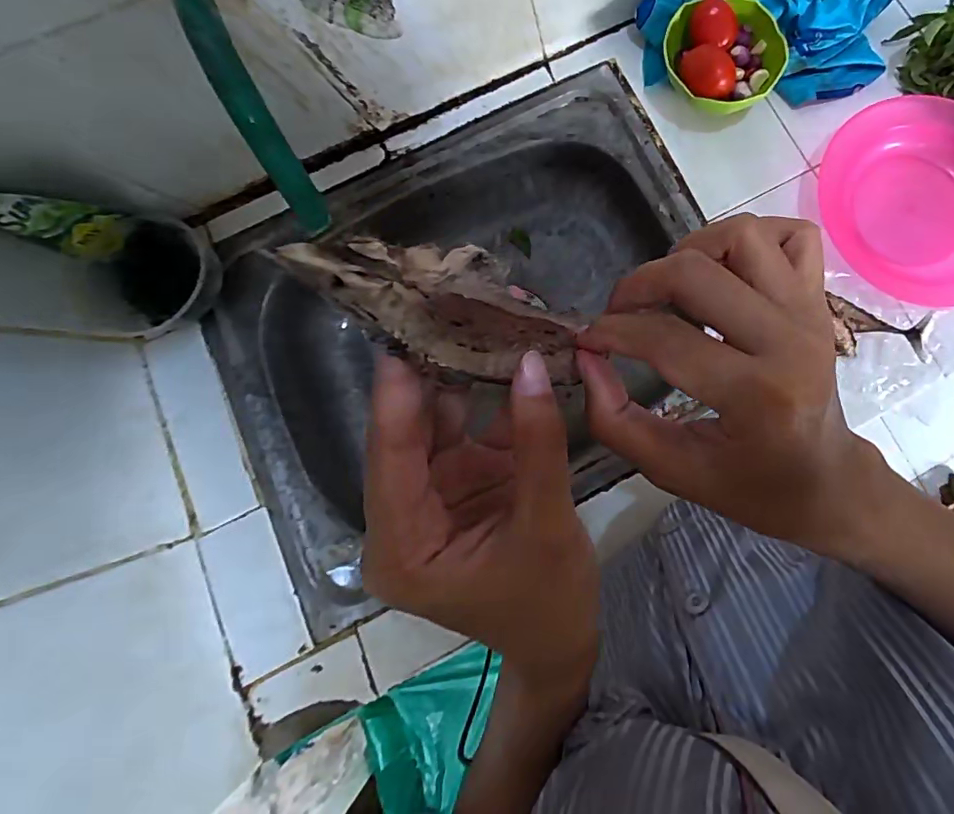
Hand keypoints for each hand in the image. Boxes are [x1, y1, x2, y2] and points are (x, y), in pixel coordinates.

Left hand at [363, 351, 598, 686]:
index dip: (396, 395)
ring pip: (432, 423)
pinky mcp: (452, 483)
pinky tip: (492, 351)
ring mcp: (426, 496)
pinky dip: (479, 395)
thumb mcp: (545, 525)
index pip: (389, 459)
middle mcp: (400, 517)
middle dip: (425, 374)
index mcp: (400, 548)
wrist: (564, 643)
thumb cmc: (549, 604)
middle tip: (438, 310)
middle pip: (405, 434)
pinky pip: (461, 430)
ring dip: (453, 374)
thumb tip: (529, 362)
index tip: (401, 336)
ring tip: (466, 318)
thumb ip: (537, 443)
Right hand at [575, 215, 888, 554]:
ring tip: (671, 290)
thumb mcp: (671, 470)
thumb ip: (614, 419)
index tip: (587, 340)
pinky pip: (790, 233)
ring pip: (741, 236)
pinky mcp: (819, 297)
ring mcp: (809, 311)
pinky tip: (722, 273)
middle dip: (639, 284)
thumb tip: (585, 355)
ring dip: (690, 252)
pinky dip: (747, 241)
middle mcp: (789, 340)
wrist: (830, 481)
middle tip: (620, 312)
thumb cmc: (750, 485)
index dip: (610, 332)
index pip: (665, 338)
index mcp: (758, 394)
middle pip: (695, 271)